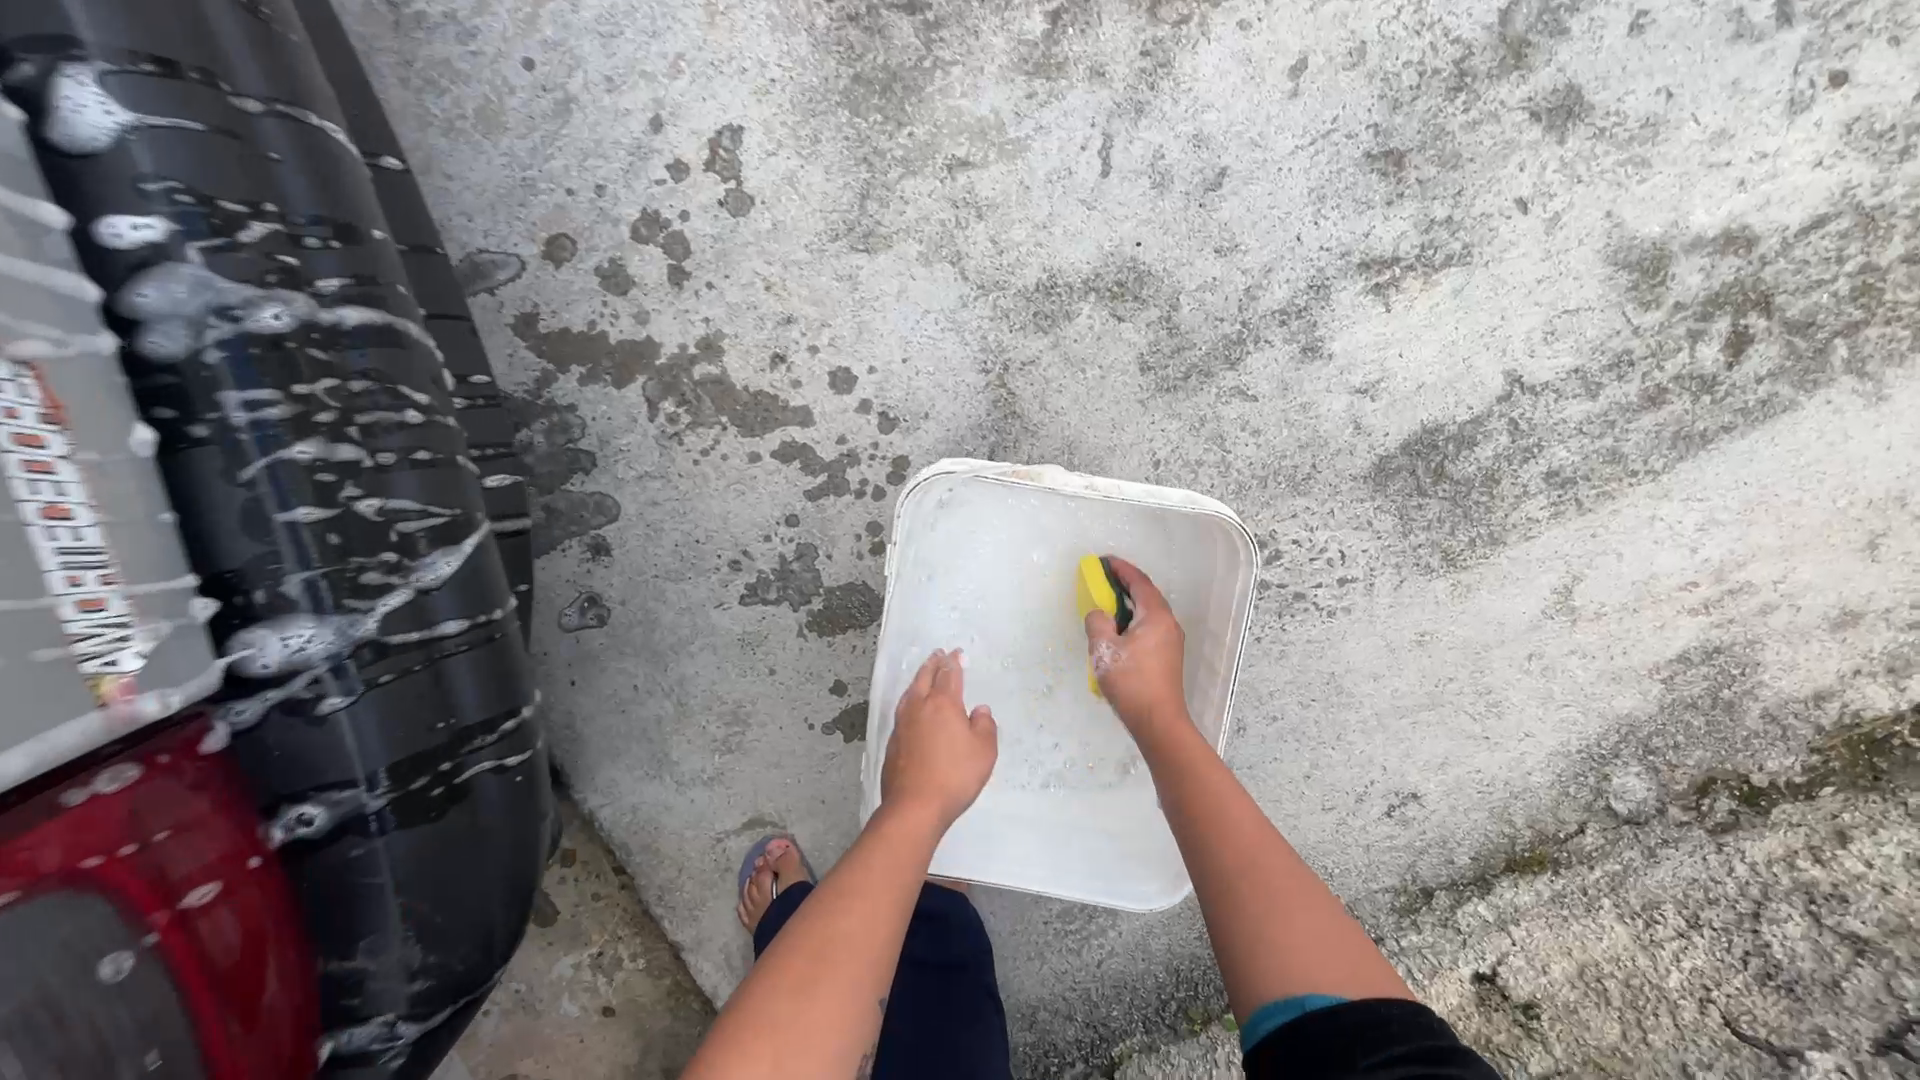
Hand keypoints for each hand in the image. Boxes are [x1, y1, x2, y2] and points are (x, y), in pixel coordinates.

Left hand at [881, 649, 998, 828]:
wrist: (914, 805)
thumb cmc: (955, 776)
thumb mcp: (984, 752)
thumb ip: (984, 726)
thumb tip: (979, 710)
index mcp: (943, 703)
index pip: (949, 674)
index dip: (954, 662)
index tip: (957, 654)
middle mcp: (919, 707)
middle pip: (925, 677)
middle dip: (933, 664)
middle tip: (938, 654)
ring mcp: (902, 724)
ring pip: (910, 692)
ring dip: (918, 679)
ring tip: (923, 674)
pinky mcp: (892, 741)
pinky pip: (903, 710)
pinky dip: (910, 700)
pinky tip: (912, 707)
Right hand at [1084, 556, 1191, 742]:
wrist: (1158, 721)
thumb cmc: (1131, 682)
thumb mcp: (1104, 649)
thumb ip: (1097, 623)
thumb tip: (1099, 614)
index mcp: (1156, 616)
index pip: (1139, 582)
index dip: (1121, 569)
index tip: (1104, 561)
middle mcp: (1168, 624)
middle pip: (1146, 596)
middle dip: (1125, 585)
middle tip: (1103, 580)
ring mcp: (1171, 642)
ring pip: (1148, 613)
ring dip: (1129, 605)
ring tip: (1107, 605)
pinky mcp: (1168, 657)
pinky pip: (1150, 628)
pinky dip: (1133, 621)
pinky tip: (1119, 632)